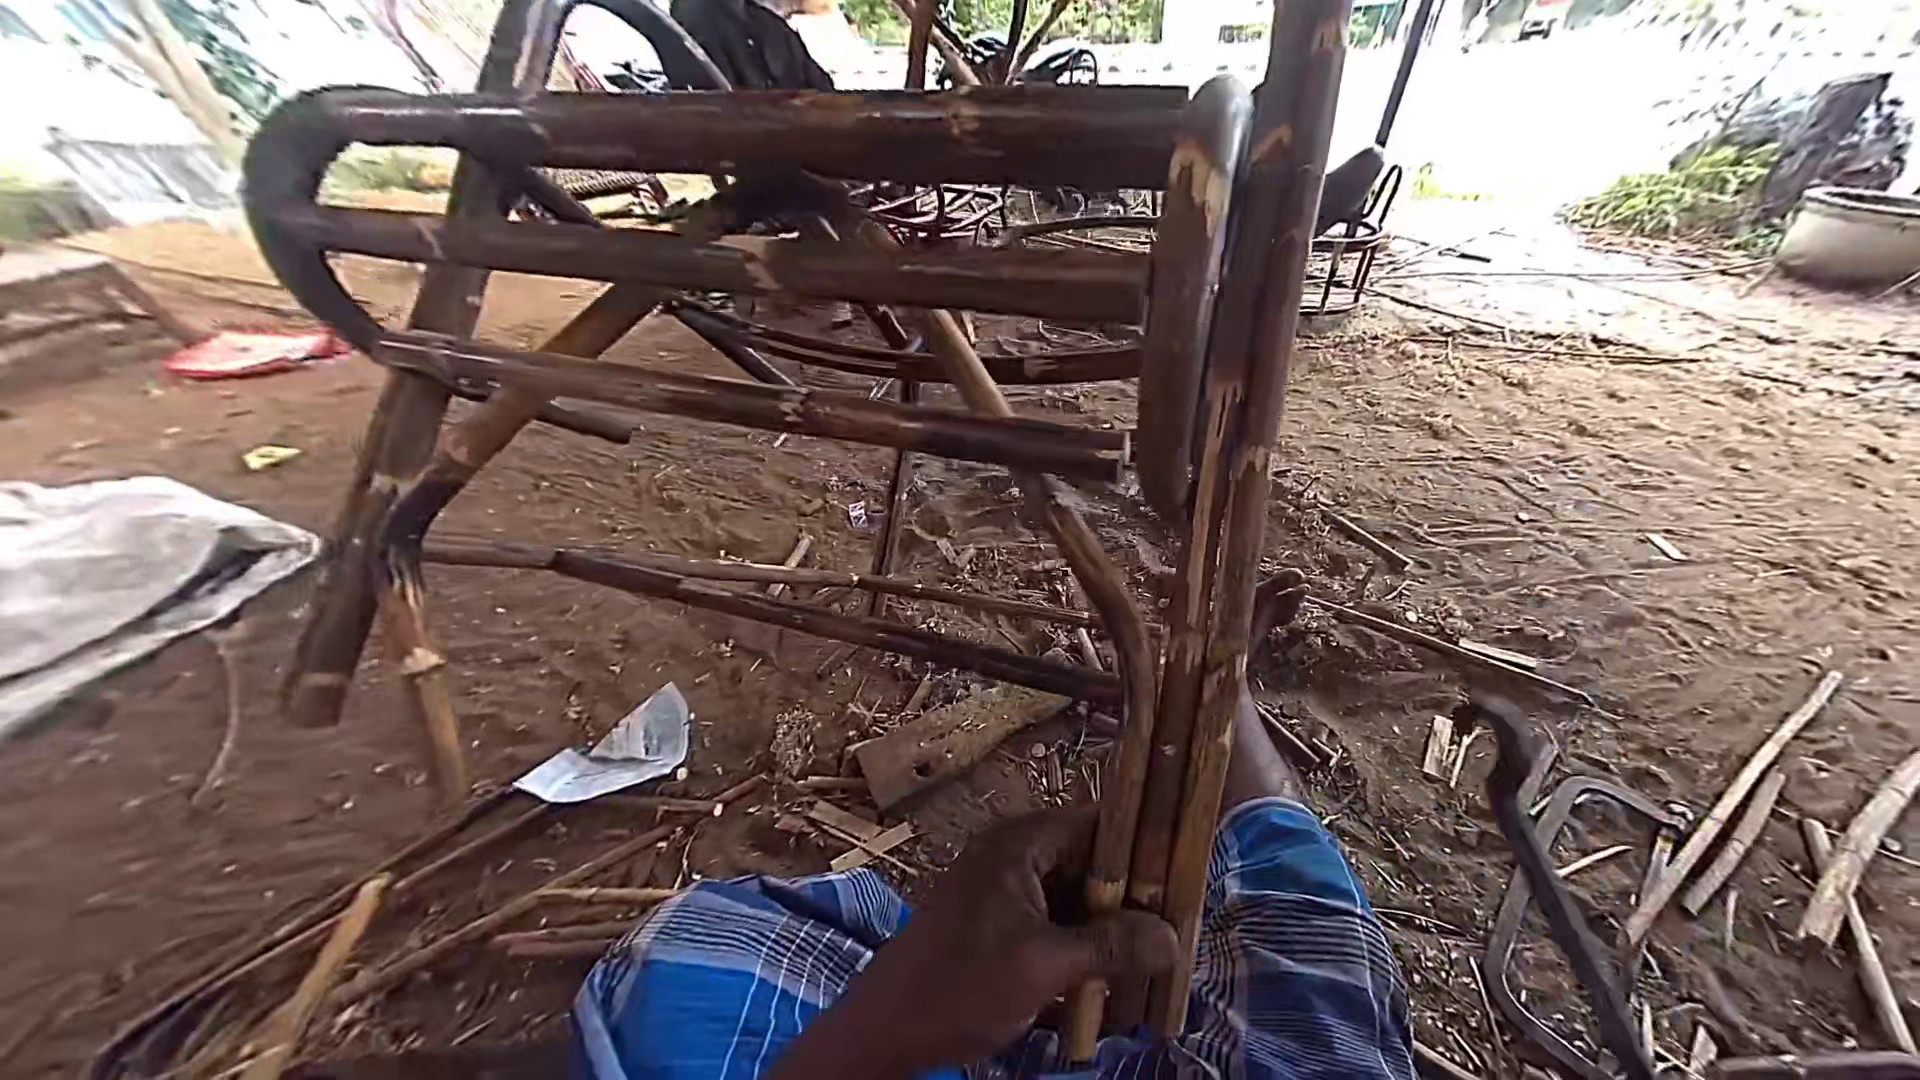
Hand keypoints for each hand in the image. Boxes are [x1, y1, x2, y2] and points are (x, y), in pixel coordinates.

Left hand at [773, 808, 1177, 1079]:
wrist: (892, 1023)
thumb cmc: (964, 981)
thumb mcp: (1043, 964)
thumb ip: (1109, 946)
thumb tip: (1171, 935)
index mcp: (1021, 841)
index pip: (1094, 824)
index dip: (1137, 845)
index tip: (1178, 876)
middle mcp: (1015, 852)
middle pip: (1086, 860)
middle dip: (1127, 896)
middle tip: (1171, 930)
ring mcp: (1005, 884)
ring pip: (1072, 893)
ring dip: (1105, 924)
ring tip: (1148, 959)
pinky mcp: (1000, 916)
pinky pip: (1052, 917)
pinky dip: (1078, 941)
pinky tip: (1106, 977)